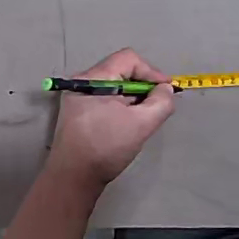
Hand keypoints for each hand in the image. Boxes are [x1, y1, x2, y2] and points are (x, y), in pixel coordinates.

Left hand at [46, 49, 176, 190]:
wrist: (72, 178)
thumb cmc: (105, 147)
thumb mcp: (141, 124)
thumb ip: (160, 102)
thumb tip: (165, 89)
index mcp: (93, 79)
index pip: (128, 59)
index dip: (151, 72)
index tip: (166, 91)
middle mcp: (82, 83)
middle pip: (121, 72)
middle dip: (143, 88)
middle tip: (156, 107)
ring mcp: (78, 99)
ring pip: (115, 89)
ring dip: (133, 100)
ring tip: (142, 120)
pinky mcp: (78, 114)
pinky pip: (106, 101)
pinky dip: (122, 108)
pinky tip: (127, 127)